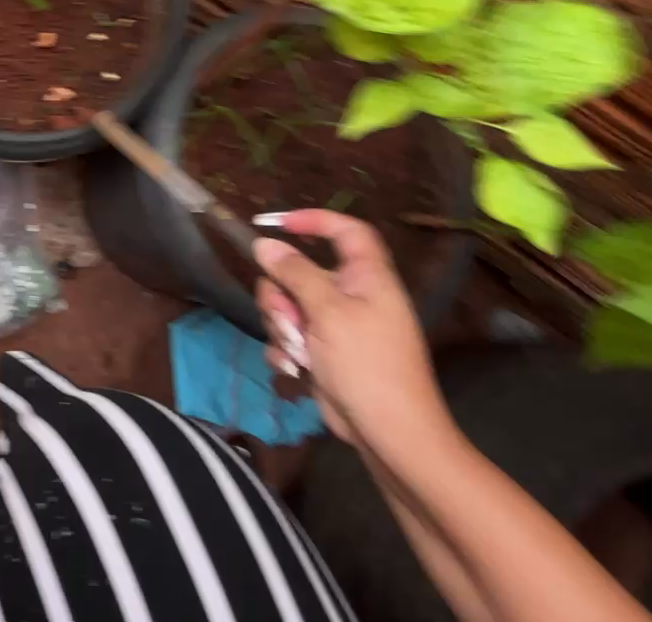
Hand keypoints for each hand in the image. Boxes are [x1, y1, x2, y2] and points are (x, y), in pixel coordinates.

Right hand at [253, 210, 452, 456]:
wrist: (387, 431)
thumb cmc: (367, 364)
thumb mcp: (328, 312)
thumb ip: (294, 273)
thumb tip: (264, 244)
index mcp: (366, 278)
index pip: (346, 231)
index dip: (314, 220)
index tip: (274, 224)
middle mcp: (350, 295)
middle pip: (298, 271)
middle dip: (280, 295)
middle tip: (289, 318)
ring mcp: (334, 324)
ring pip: (285, 304)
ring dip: (281, 327)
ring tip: (298, 352)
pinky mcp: (320, 349)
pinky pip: (287, 334)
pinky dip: (285, 350)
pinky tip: (295, 369)